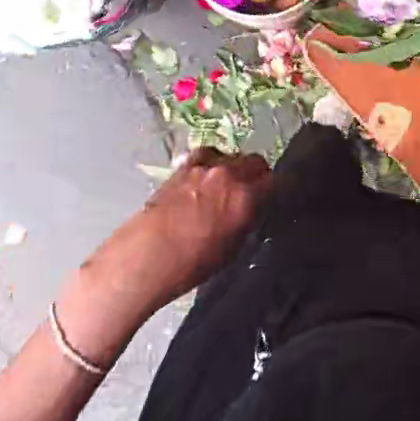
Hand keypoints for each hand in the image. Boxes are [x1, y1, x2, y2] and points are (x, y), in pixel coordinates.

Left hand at [57, 149, 271, 363]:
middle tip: (250, 192)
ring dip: (233, 168)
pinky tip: (204, 180)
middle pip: (254, 162)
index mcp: (245, 196)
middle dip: (256, 174)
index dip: (272, 189)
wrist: (147, 255)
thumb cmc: (192, 263)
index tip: (269, 198)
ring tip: (225, 185)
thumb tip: (250, 209)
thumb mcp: (233, 247)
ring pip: (231, 157)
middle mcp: (228, 174)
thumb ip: (246, 220)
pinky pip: (208, 157)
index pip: (273, 180)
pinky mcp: (183, 166)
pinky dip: (211, 164)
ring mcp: (204, 167)